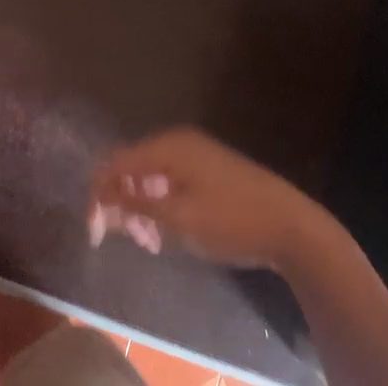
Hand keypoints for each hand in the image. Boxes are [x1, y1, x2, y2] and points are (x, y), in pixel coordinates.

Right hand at [88, 128, 331, 268]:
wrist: (292, 227)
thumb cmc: (230, 221)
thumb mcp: (177, 218)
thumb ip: (134, 204)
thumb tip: (100, 192)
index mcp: (167, 146)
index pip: (115, 164)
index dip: (98, 197)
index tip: (95, 234)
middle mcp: (177, 143)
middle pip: (130, 169)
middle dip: (121, 205)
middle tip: (130, 241)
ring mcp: (195, 155)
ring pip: (150, 179)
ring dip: (142, 210)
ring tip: (151, 244)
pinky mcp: (208, 171)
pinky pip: (169, 183)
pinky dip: (160, 207)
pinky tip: (167, 233)